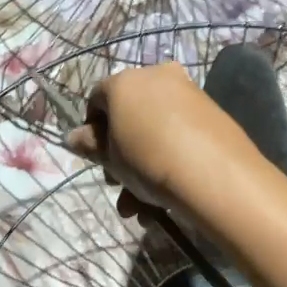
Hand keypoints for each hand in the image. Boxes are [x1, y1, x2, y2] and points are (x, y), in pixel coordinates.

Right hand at [62, 64, 258, 222]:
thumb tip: (74, 138)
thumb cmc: (147, 160)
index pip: (96, 98)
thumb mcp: (110, 158)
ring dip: (140, 172)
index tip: (96, 158)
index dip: (91, 130)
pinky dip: (166, 164)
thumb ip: (90, 146)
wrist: (212, 173)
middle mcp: (156, 77)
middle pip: (127, 117)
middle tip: (118, 185)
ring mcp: (187, 93)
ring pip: (152, 133)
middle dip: (119, 157)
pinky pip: (177, 137)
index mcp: (125, 82)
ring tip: (140, 209)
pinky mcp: (210, 113)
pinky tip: (164, 202)